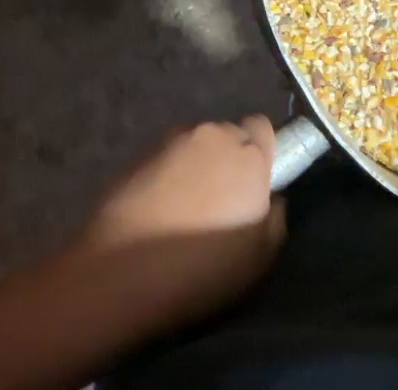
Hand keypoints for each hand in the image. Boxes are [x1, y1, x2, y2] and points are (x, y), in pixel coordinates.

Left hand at [74, 117, 285, 319]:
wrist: (123, 268)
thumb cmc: (204, 265)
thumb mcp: (260, 256)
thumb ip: (274, 216)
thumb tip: (270, 198)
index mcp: (246, 153)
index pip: (262, 127)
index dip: (262, 152)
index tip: (257, 183)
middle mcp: (209, 135)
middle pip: (227, 135)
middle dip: (229, 159)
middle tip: (223, 202)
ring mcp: (169, 141)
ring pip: (194, 146)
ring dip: (197, 166)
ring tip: (188, 209)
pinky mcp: (137, 155)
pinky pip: (166, 159)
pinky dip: (168, 176)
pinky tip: (161, 210)